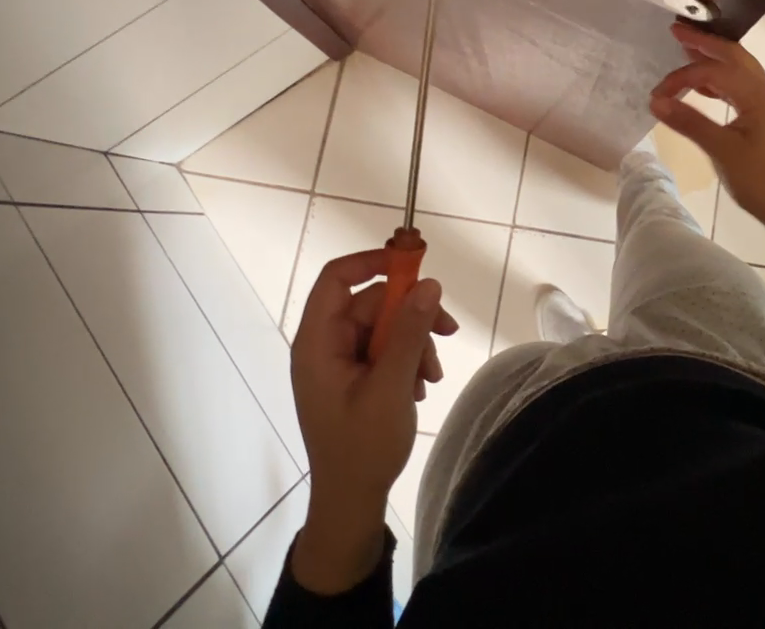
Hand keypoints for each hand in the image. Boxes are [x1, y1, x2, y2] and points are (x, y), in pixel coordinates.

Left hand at [288, 250, 457, 593]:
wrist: (351, 502)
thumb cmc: (362, 447)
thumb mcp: (390, 387)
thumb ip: (409, 333)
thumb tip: (429, 284)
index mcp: (317, 343)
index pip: (336, 279)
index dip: (371, 262)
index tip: (412, 263)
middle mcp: (325, 345)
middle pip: (371, 303)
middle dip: (411, 314)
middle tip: (447, 330)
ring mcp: (339, 361)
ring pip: (384, 326)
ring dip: (415, 341)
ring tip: (432, 375)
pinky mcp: (354, 376)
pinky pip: (385, 348)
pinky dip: (408, 359)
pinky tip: (423, 384)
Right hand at [649, 23, 764, 279]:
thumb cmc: (759, 181)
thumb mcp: (721, 151)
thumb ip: (689, 122)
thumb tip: (655, 101)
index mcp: (758, 95)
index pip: (714, 72)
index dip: (682, 78)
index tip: (657, 94)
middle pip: (733, 56)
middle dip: (704, 43)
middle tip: (676, 30)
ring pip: (738, 70)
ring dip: (713, 59)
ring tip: (686, 50)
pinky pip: (740, 86)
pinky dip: (719, 80)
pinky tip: (703, 88)